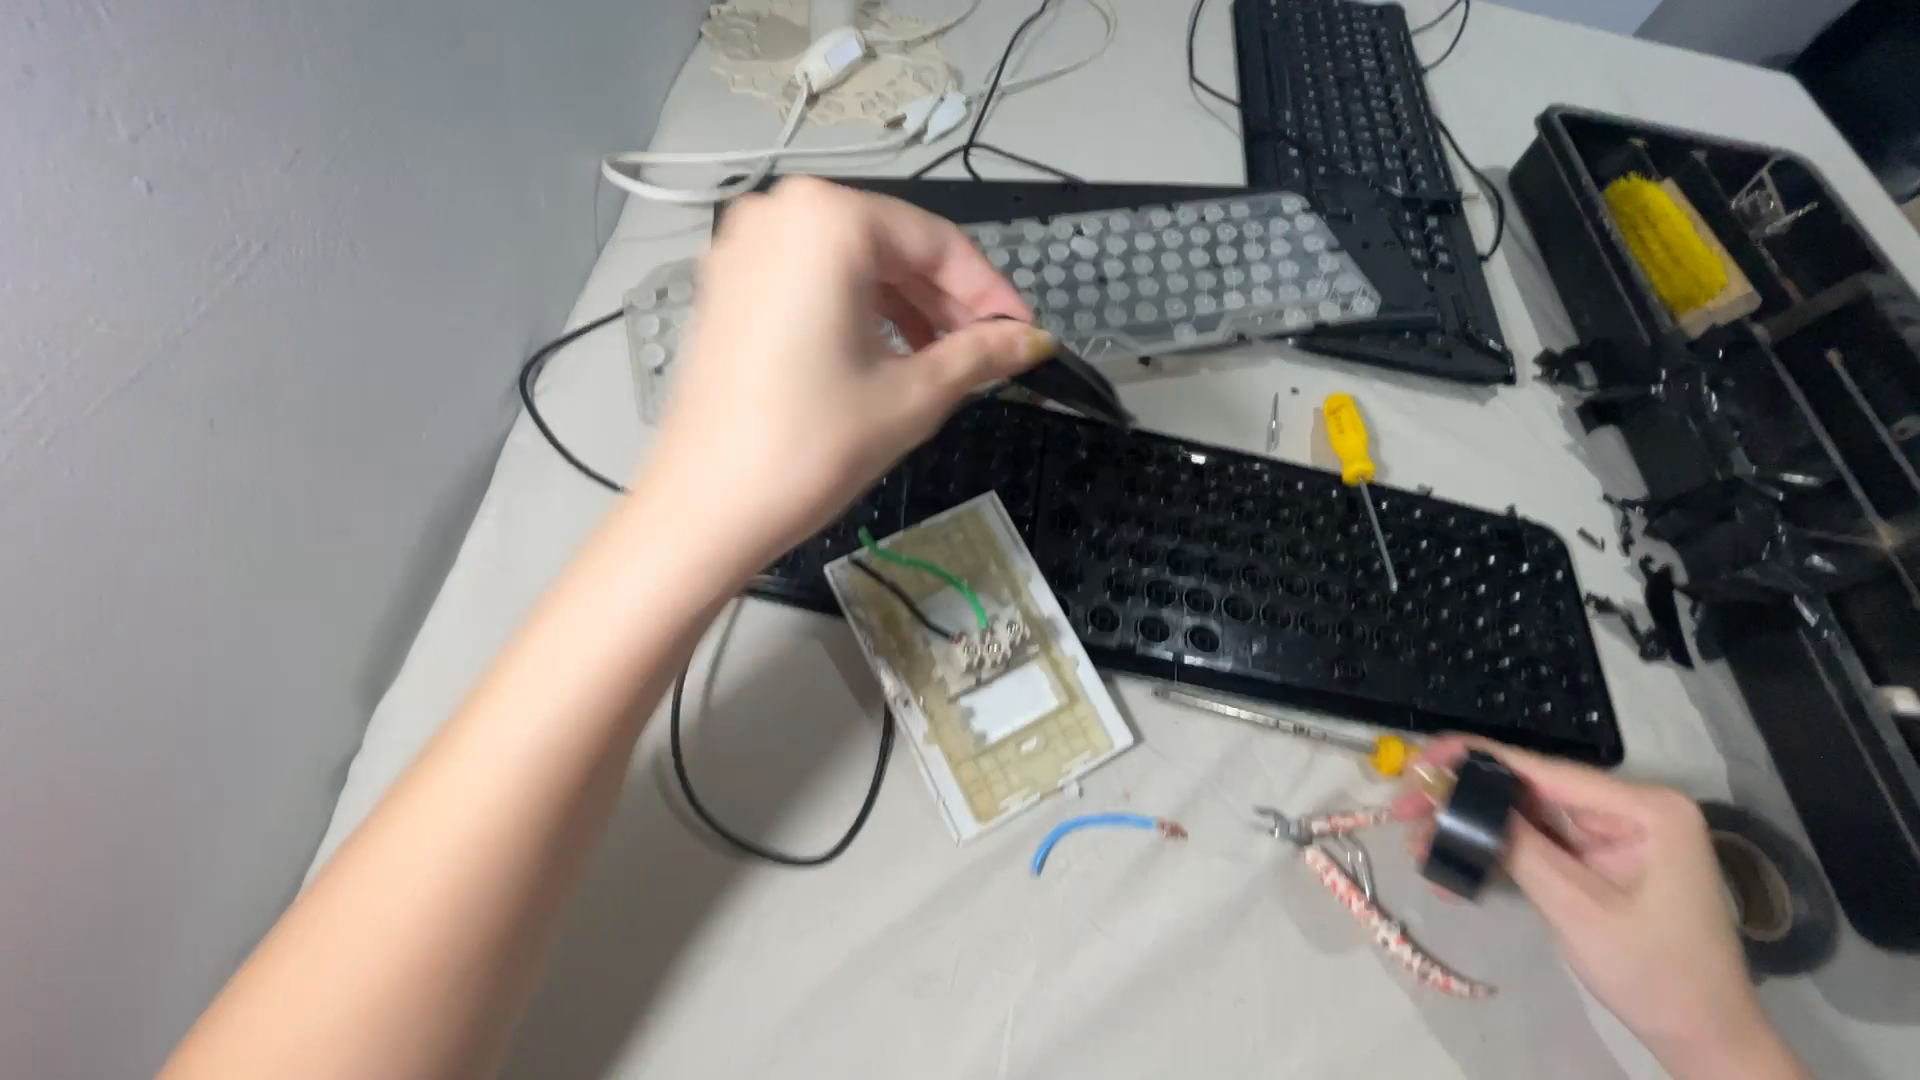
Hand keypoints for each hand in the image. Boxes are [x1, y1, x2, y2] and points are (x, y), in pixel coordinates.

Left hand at [638, 177, 1050, 580]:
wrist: (707, 508)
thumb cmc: (813, 444)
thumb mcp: (912, 396)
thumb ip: (981, 355)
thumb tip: (1035, 341)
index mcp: (827, 220)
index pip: (936, 243)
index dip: (991, 293)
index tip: (1025, 333)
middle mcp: (779, 213)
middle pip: (892, 248)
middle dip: (948, 303)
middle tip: (991, 352)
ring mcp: (744, 249)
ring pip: (853, 267)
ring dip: (908, 310)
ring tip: (946, 362)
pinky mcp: (728, 289)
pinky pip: (814, 284)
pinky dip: (860, 314)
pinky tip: (890, 356)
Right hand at [1395, 737, 1800, 1079]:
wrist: (1702, 1038)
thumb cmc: (1653, 972)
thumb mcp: (1576, 906)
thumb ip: (1513, 843)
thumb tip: (1447, 795)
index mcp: (1642, 807)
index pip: (1539, 769)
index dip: (1469, 760)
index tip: (1416, 764)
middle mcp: (1624, 807)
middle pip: (1521, 787)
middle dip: (1459, 800)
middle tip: (1404, 812)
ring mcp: (1608, 830)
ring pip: (1516, 812)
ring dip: (1466, 828)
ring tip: (1418, 846)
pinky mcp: (1591, 853)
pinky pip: (1528, 838)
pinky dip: (1489, 850)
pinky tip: (1450, 865)